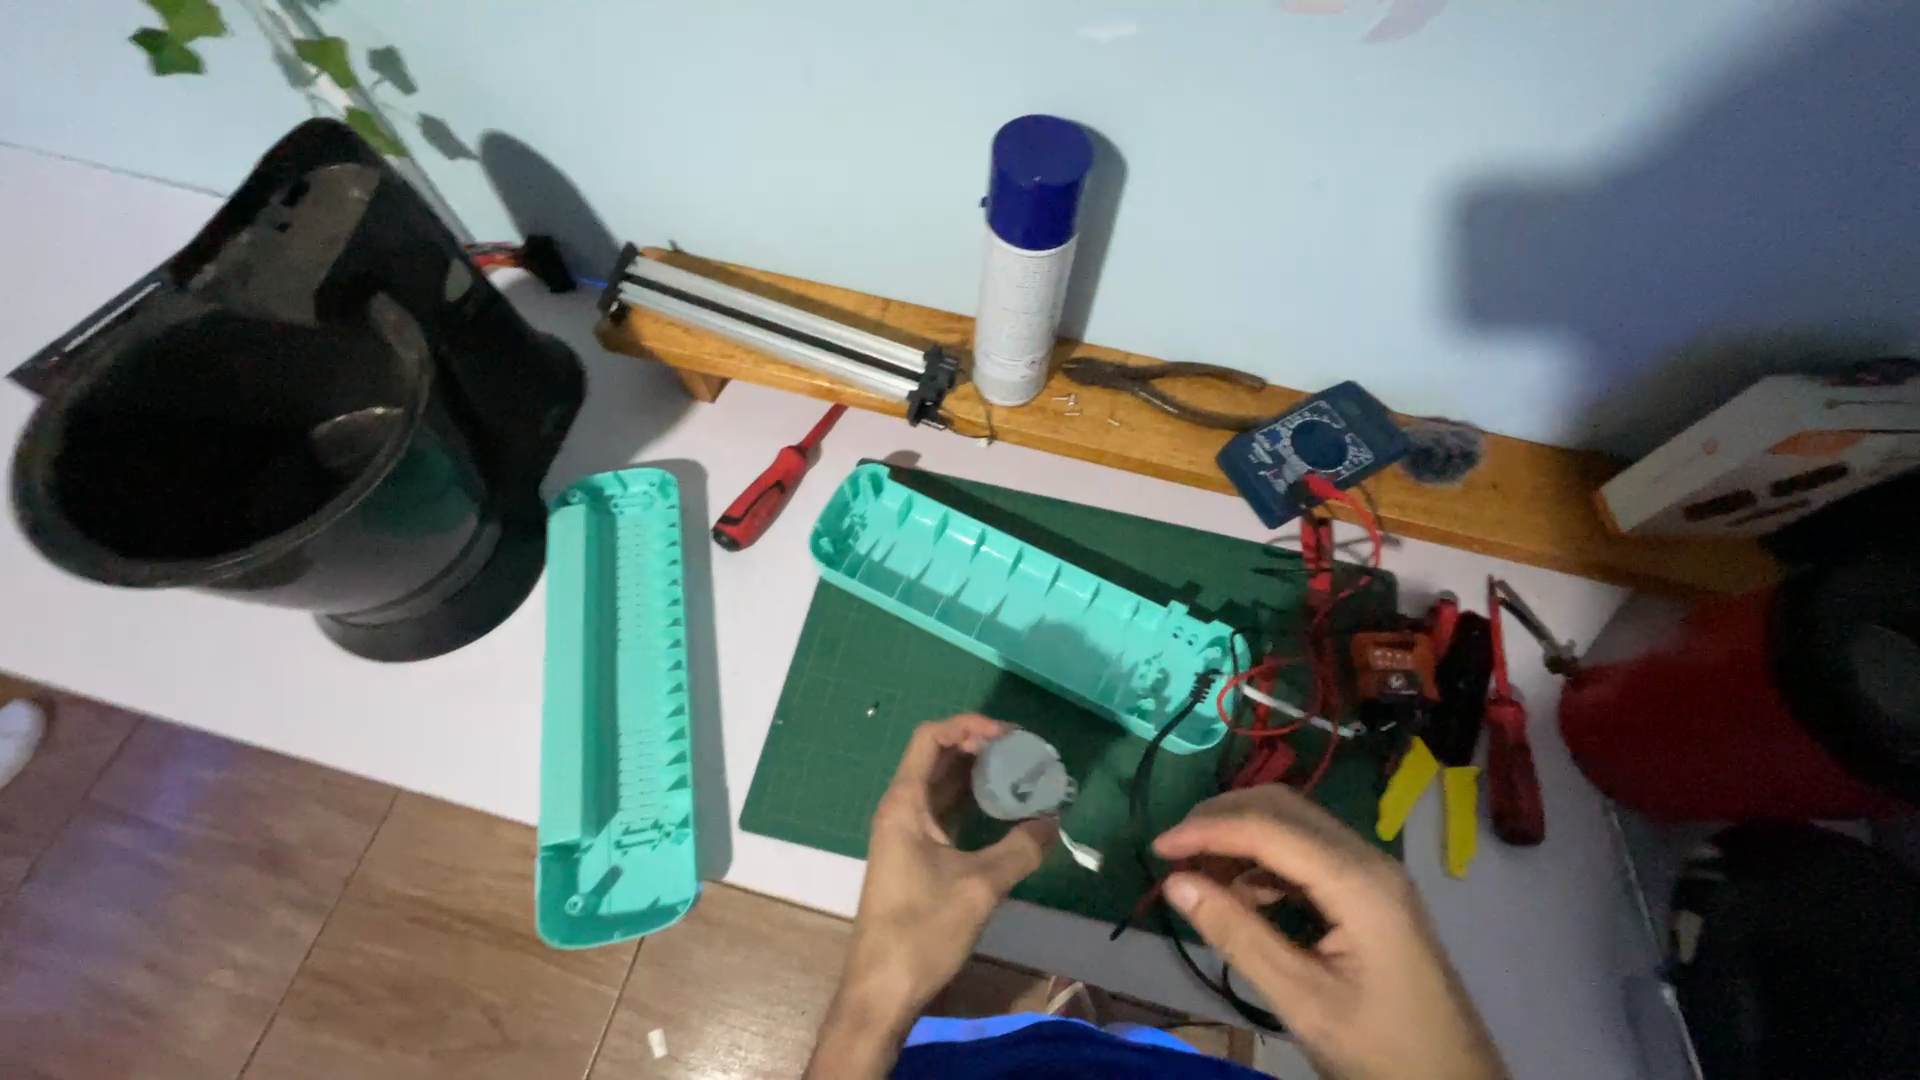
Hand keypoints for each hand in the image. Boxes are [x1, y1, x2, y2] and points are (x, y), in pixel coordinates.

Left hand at [807, 715, 1056, 1078]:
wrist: (881, 990)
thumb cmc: (922, 931)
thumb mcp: (980, 886)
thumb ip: (1020, 849)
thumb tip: (1053, 821)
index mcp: (905, 802)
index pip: (931, 737)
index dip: (968, 725)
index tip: (1008, 736)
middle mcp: (902, 808)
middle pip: (938, 757)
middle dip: (980, 747)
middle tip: (1024, 752)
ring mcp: (907, 832)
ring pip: (944, 785)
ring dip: (978, 775)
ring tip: (1022, 774)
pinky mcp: (915, 854)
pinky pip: (946, 812)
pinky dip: (973, 803)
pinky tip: (1004, 809)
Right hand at [1155, 787, 1505, 1079]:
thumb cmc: (1384, 1054)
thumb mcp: (1302, 1002)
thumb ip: (1237, 935)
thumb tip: (1174, 882)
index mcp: (1359, 883)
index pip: (1267, 828)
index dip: (1206, 830)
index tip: (1157, 848)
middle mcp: (1368, 859)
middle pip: (1281, 808)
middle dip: (1220, 820)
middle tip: (1174, 852)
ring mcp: (1372, 872)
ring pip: (1292, 823)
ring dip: (1240, 837)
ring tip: (1199, 875)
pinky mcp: (1368, 890)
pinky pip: (1305, 851)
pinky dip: (1263, 860)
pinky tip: (1241, 894)